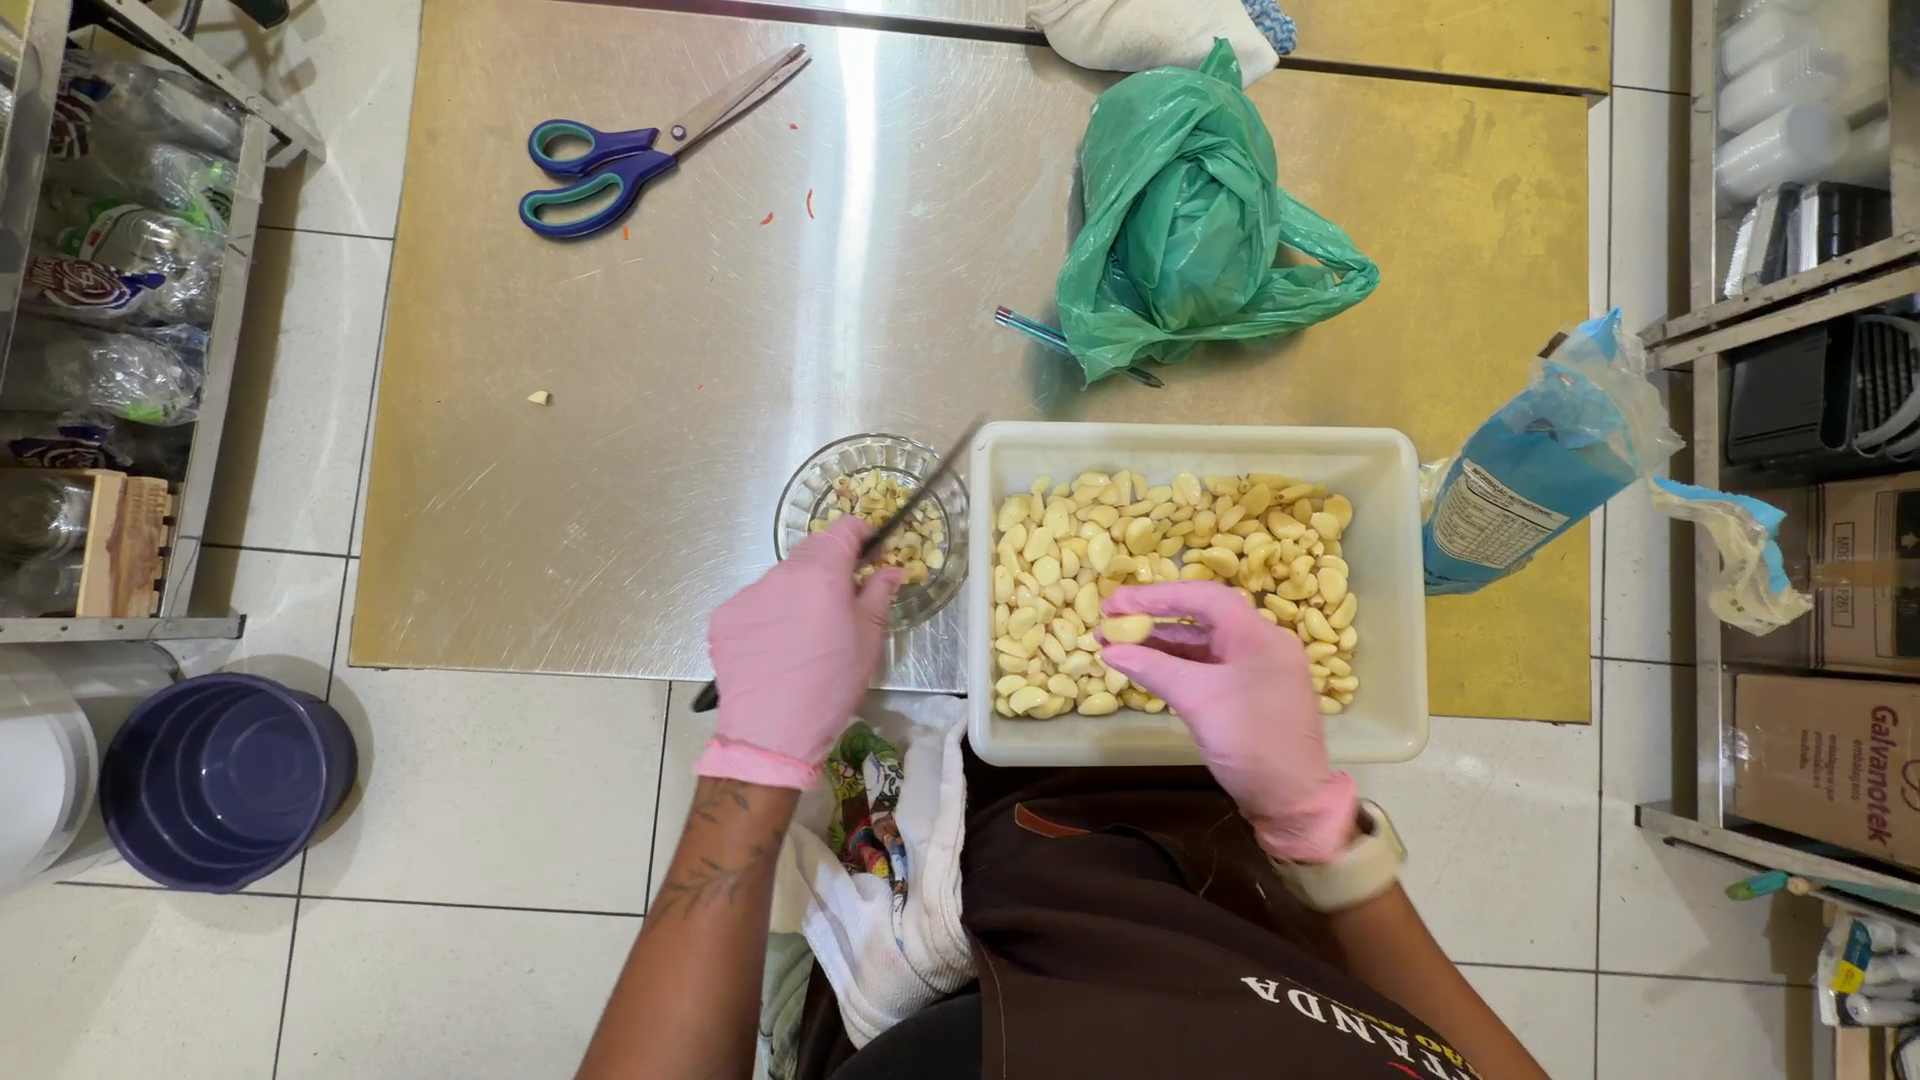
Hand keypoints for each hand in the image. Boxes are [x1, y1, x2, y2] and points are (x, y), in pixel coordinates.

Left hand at [697, 516, 901, 789]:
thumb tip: (891, 570)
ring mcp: (747, 594)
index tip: (868, 551)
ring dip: (798, 591)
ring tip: (806, 631)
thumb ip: (879, 595)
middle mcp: (781, 574)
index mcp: (822, 575)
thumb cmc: (831, 685)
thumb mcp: (868, 640)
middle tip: (841, 599)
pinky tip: (777, 646)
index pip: (842, 530)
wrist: (772, 731)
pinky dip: (770, 613)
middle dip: (829, 566)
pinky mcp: (724, 617)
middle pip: (810, 552)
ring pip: (781, 578)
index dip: (859, 535)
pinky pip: (755, 602)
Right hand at [1099, 581, 1357, 862]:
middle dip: (1151, 617)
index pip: (1202, 597)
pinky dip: (1172, 663)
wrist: (1292, 802)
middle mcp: (1259, 643)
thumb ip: (1153, 668)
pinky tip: (1141, 665)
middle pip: (1199, 615)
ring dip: (1157, 641)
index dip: (1155, 595)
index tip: (1114, 602)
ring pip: (1198, 642)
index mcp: (1258, 635)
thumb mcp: (1198, 700)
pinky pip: (1203, 665)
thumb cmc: (1252, 743)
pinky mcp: (1244, 691)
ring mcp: (1253, 668)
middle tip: (1108, 619)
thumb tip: (1109, 650)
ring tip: (1113, 644)